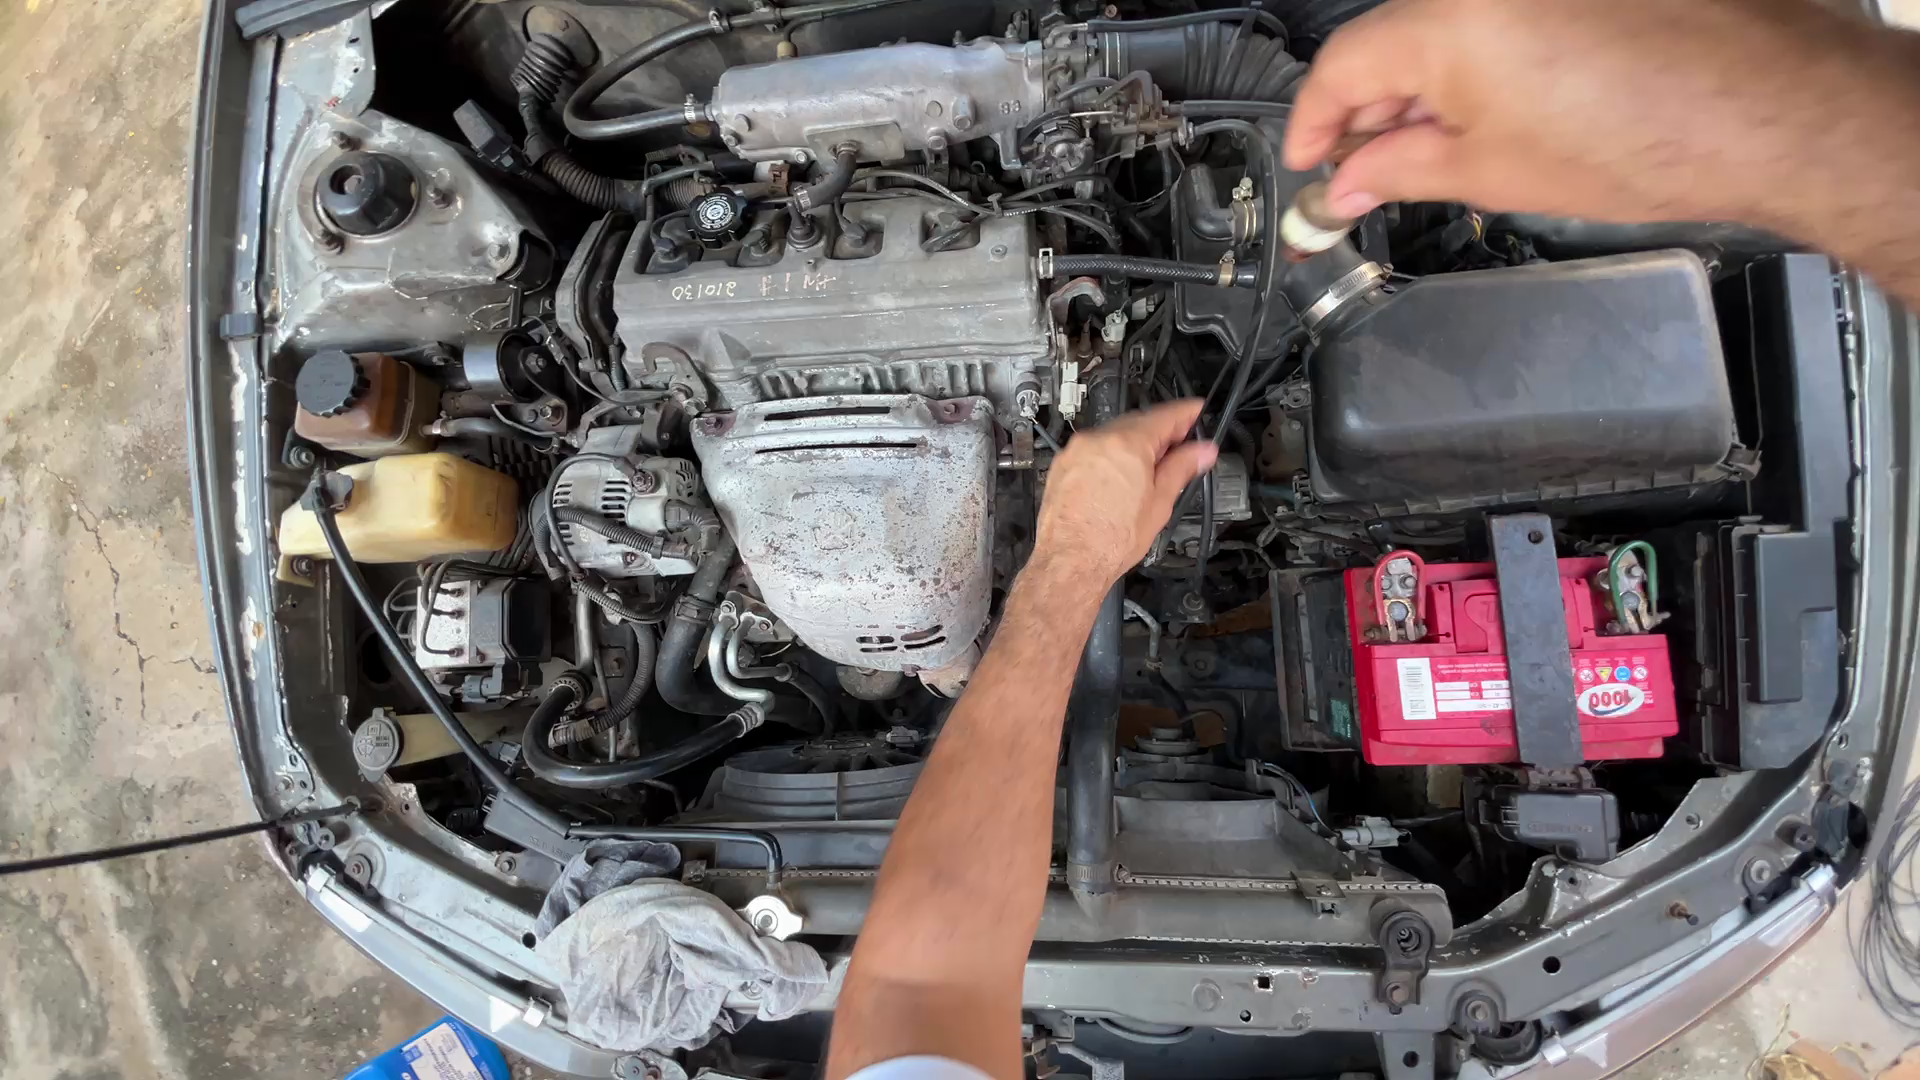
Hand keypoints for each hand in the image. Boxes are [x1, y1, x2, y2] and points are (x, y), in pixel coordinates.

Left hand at [1031, 399, 1217, 585]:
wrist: (1071, 561)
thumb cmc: (1109, 540)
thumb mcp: (1159, 503)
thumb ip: (1181, 468)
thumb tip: (1201, 452)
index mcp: (1126, 445)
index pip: (1164, 416)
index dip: (1186, 413)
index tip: (1196, 411)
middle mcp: (1096, 441)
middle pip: (1137, 424)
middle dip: (1160, 433)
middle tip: (1180, 446)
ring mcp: (1076, 452)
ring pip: (1113, 437)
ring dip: (1133, 445)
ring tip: (1151, 470)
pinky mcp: (1062, 466)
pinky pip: (1093, 451)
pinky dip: (1110, 457)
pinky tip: (1121, 477)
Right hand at [1282, 0, 1919, 241]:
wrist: (1773, 110)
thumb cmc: (1640, 142)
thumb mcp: (1481, 173)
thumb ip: (1391, 172)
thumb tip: (1344, 185)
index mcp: (1455, 22)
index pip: (1341, 65)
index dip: (1311, 123)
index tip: (1308, 164)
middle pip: (1385, 41)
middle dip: (1361, 112)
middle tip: (1354, 172)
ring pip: (1435, 27)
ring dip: (1410, 91)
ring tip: (1416, 152)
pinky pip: (1488, 14)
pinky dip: (1462, 65)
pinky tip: (1468, 114)